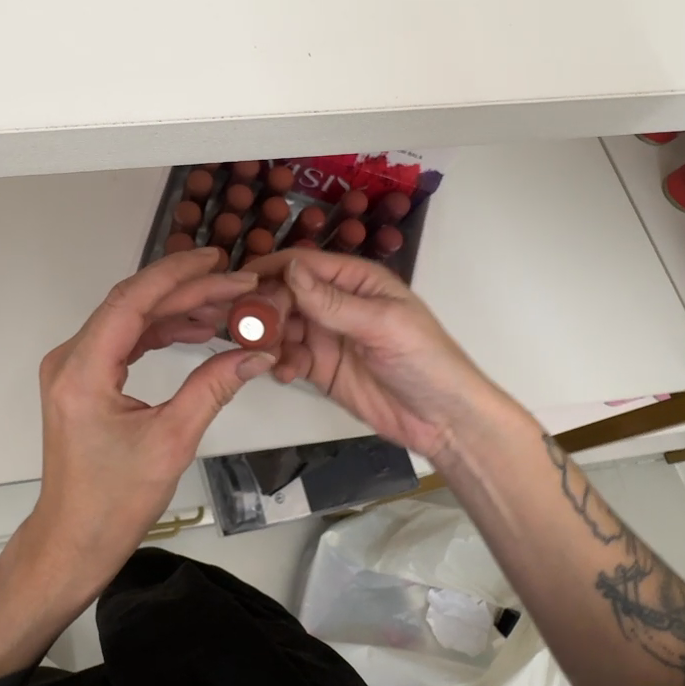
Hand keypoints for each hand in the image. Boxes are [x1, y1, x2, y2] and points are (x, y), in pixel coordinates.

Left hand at [21, 247, 278, 593]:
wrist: (74, 538)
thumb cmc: (112, 501)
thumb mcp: (172, 442)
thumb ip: (213, 388)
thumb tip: (255, 353)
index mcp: (82, 371)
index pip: (131, 302)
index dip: (177, 275)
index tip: (216, 261)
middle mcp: (71, 359)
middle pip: (132, 304)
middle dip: (186, 289)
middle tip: (234, 282)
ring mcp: (75, 367)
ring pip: (130, 319)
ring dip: (176, 309)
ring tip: (226, 305)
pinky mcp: (85, 379)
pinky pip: (125, 340)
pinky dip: (160, 331)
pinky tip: (196, 330)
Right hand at [242, 248, 492, 462]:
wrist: (444, 421)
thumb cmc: (427, 361)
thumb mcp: (381, 325)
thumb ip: (332, 301)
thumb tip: (291, 268)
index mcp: (357, 280)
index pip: (305, 264)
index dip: (272, 269)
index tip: (240, 281)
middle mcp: (337, 303)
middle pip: (286, 294)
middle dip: (264, 306)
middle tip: (245, 323)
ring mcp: (326, 336)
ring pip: (282, 326)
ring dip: (267, 336)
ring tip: (259, 350)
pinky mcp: (320, 368)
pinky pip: (288, 357)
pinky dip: (278, 363)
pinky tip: (281, 372)